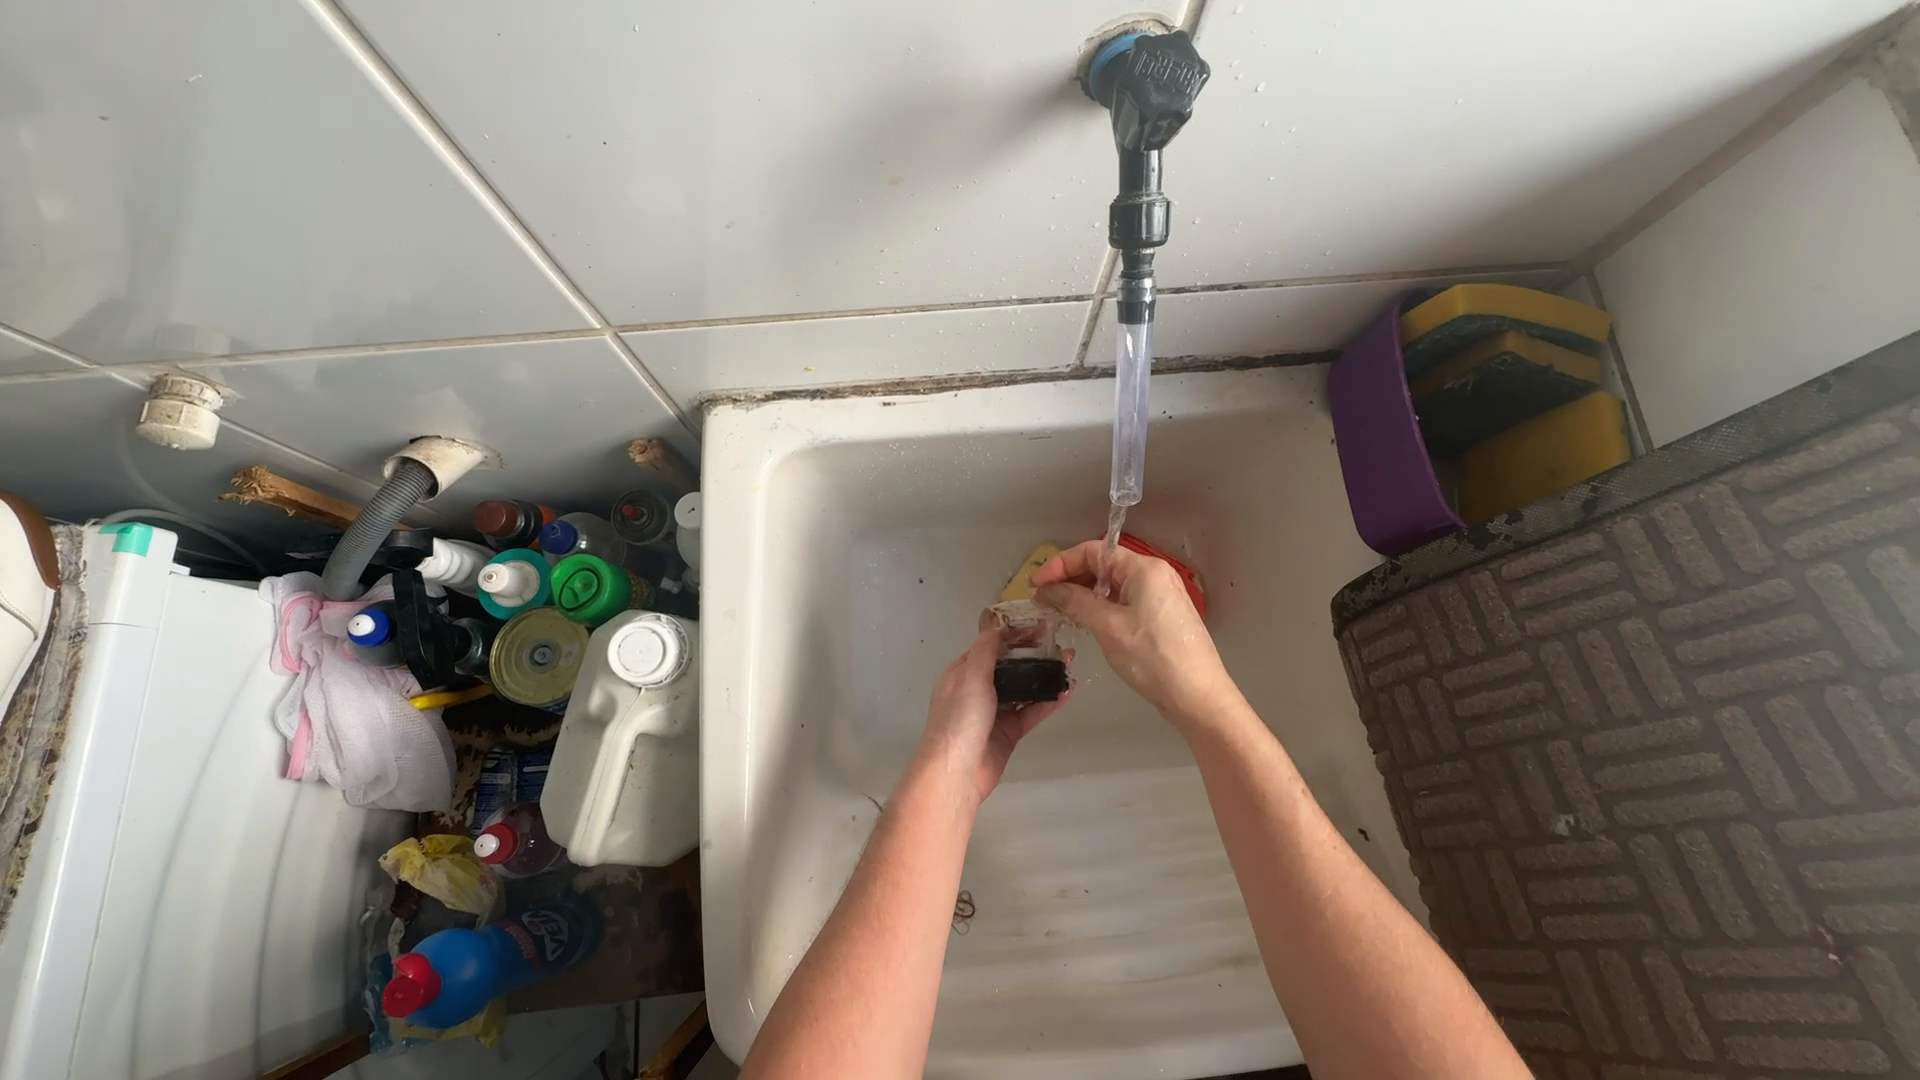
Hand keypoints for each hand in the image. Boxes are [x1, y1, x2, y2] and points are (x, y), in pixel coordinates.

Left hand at [916, 617, 1071, 806]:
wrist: (957, 772)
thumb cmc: (960, 719)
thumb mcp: (970, 676)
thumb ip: (986, 650)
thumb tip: (997, 626)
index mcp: (963, 672)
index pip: (991, 646)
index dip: (1015, 636)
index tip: (1041, 628)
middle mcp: (977, 689)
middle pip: (1010, 666)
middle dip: (1034, 655)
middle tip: (1061, 647)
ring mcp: (995, 711)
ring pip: (1024, 688)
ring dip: (1045, 677)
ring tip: (1070, 666)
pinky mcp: (1009, 732)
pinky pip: (1031, 712)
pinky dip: (1048, 702)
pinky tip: (1067, 692)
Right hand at [1033, 540, 1237, 727]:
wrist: (1198, 696)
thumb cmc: (1154, 658)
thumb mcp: (1108, 627)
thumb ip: (1075, 602)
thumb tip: (1049, 590)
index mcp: (1143, 569)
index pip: (1094, 551)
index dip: (1061, 564)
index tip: (1038, 584)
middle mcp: (1154, 575)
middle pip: (1103, 565)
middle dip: (1070, 579)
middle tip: (1045, 600)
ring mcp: (1159, 596)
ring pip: (1112, 585)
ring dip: (1083, 594)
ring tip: (1060, 612)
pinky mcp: (1160, 616)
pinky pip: (1123, 601)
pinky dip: (1100, 607)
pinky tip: (1085, 622)